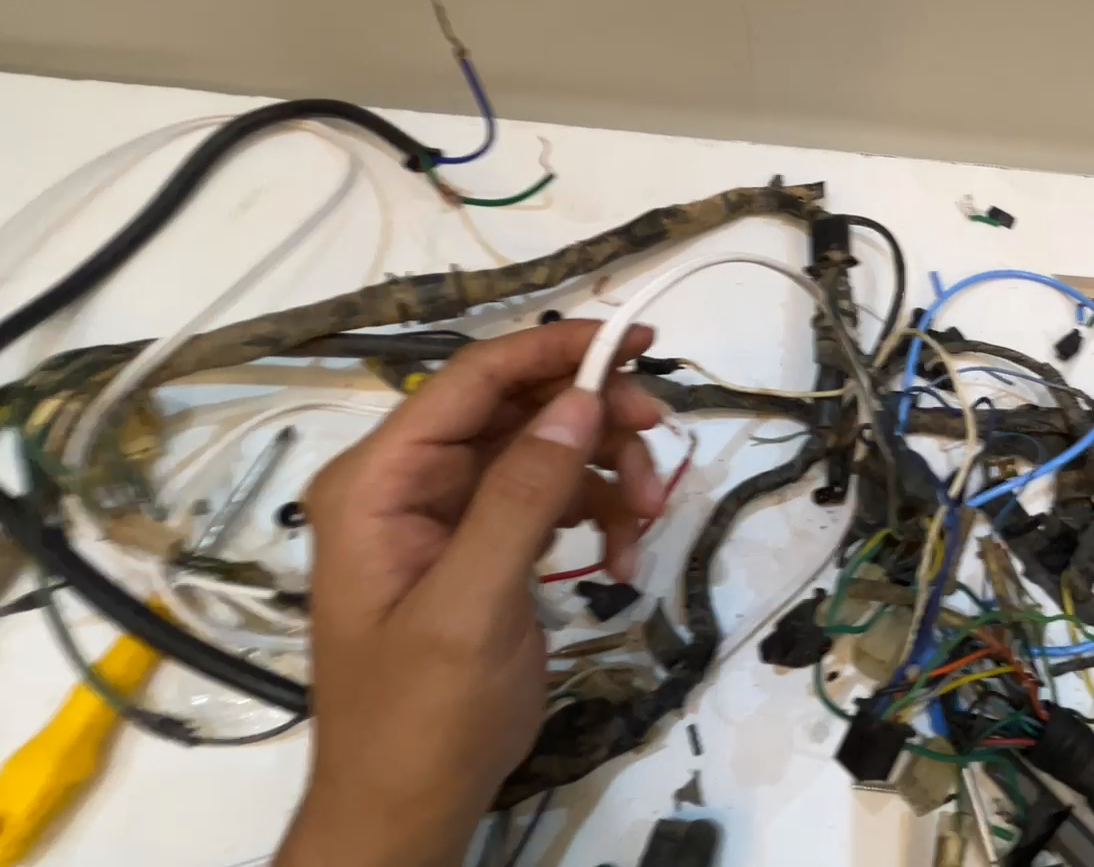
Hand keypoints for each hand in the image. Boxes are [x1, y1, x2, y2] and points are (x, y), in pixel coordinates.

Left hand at [275, 321, 667, 866]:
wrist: (417, 799)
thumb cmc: (425, 710)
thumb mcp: (472, 602)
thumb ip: (521, 497)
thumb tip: (580, 403)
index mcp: (385, 479)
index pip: (476, 379)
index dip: (558, 348)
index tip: (639, 342)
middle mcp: (420, 478)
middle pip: (527, 407)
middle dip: (599, 420)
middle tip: (660, 432)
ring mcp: (461, 507)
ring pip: (557, 447)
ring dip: (612, 474)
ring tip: (646, 519)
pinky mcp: (498, 535)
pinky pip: (565, 496)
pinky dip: (606, 516)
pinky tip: (626, 558)